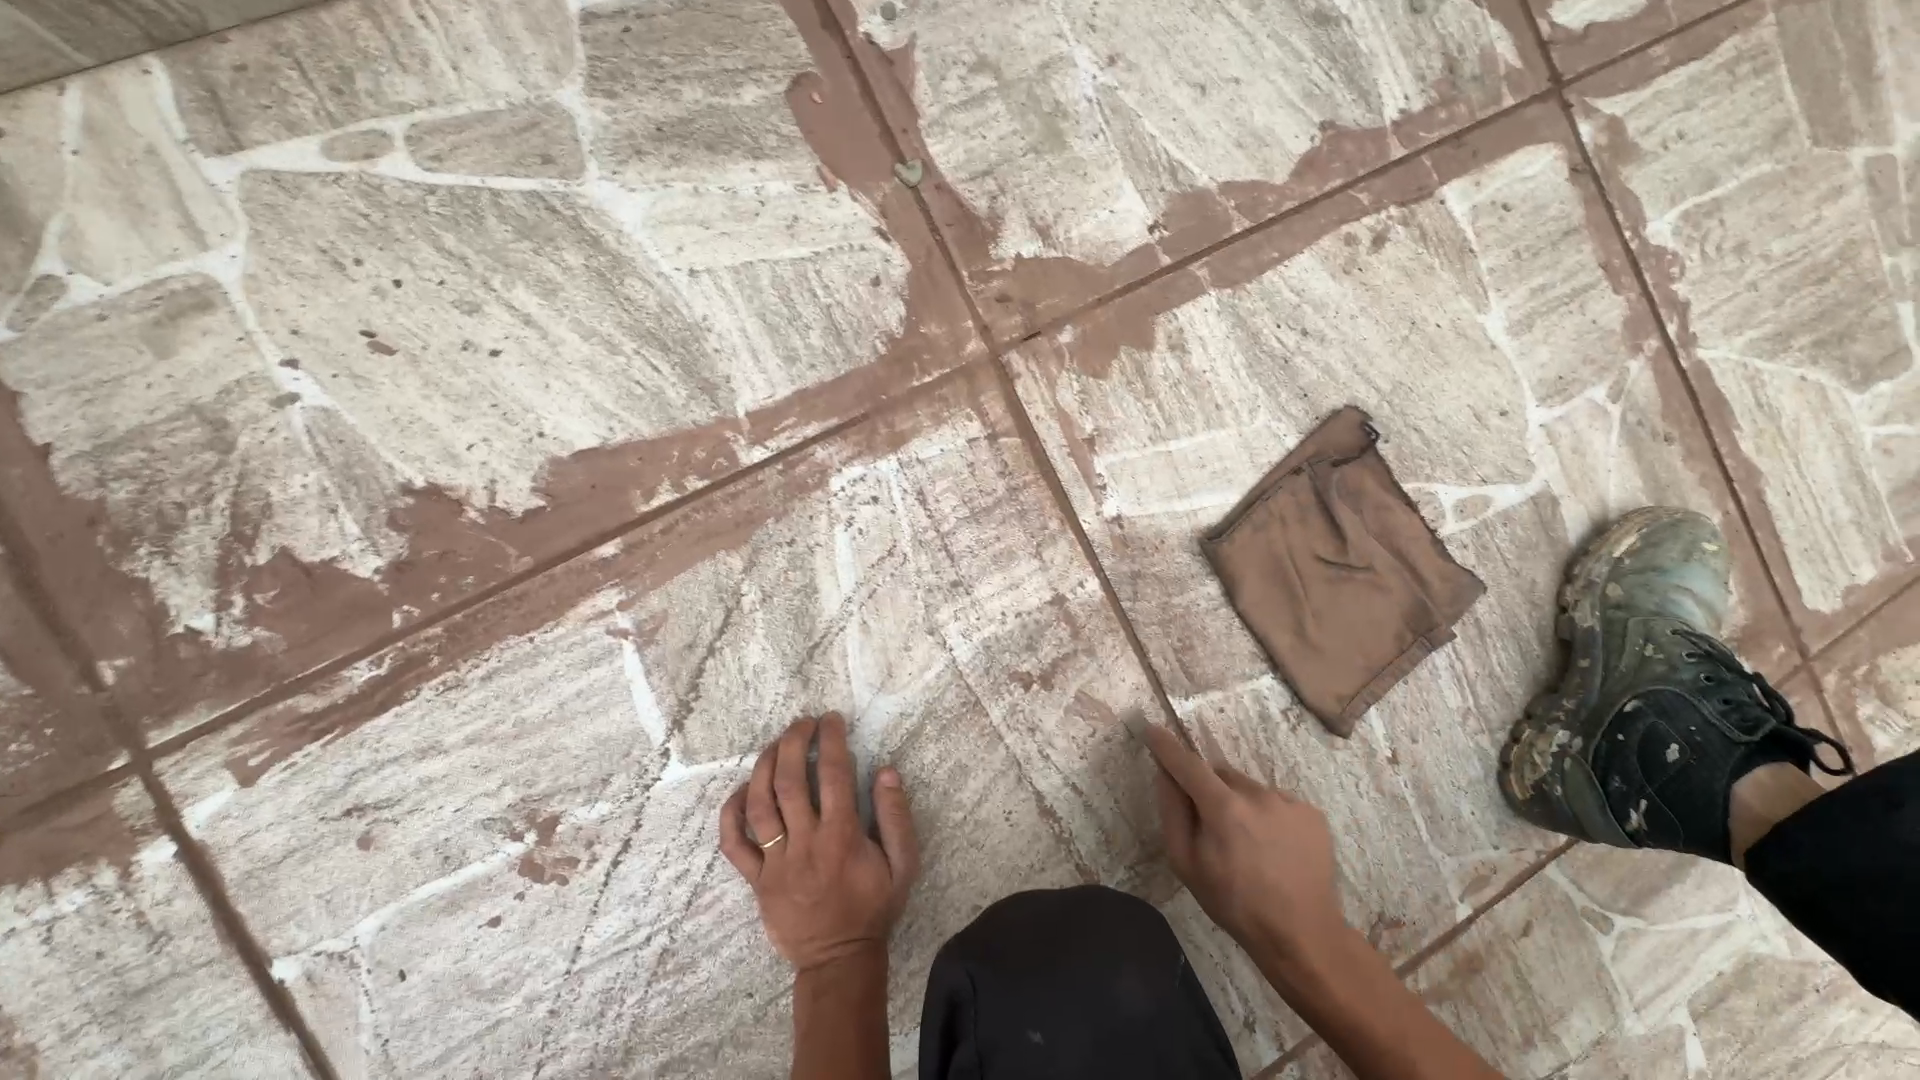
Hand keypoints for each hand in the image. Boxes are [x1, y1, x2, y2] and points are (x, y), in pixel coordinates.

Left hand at [719, 714, 919, 971]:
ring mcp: (775, 862)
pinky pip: (733, 843)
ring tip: (775, 745)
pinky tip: (742, 789)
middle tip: (802, 723)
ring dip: (763, 766)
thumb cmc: (873, 908)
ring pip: (759, 803)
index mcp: (842, 836)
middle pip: (789, 780)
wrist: (839, 958)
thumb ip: (896, 817)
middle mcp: (805, 843)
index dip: (831, 740)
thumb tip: (886, 770)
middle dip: (793, 742)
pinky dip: (731, 812)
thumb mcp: (903, 865)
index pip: (833, 773)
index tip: (831, 720)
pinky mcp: (756, 879)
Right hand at [1145, 725, 1344, 961]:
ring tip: (1249, 847)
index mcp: (1224, 809)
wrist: (1302, 934)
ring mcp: (1289, 802)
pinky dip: (1267, 817)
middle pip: (1220, 776)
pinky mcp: (1312, 814)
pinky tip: (1273, 849)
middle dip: (1209, 792)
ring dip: (1240, 805)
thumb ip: (1173, 814)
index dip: (1167, 747)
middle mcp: (1258, 795)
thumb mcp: (1187, 865)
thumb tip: (1165, 775)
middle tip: (1211, 829)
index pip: (1188, 765)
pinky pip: (1277, 803)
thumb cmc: (1234, 904)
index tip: (1152, 729)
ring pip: (1249, 789)